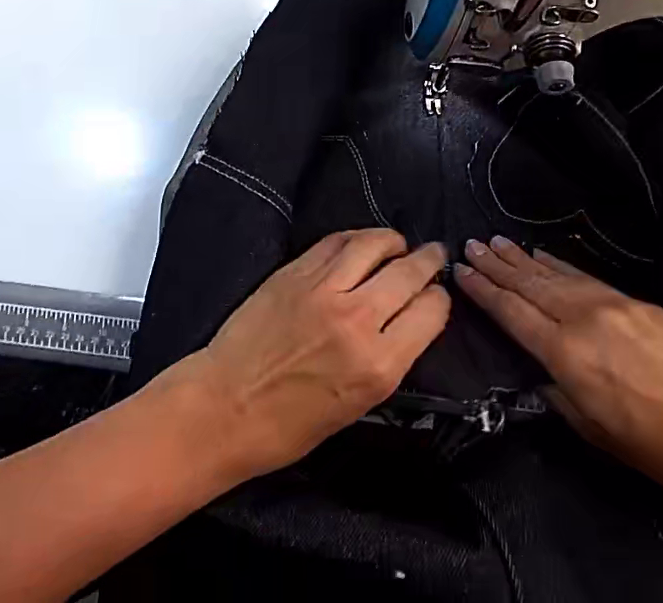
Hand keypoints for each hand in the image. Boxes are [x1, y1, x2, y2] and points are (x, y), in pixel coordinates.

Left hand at [172, 229, 450, 480]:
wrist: (223, 409)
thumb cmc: (291, 424)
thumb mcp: (360, 404)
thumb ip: (393, 356)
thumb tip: (413, 317)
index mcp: (379, 364)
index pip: (432, 310)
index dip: (439, 299)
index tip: (434, 297)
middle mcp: (358, 320)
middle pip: (411, 271)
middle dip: (429, 260)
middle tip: (434, 255)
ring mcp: (324, 290)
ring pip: (376, 244)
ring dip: (396, 242)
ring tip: (399, 246)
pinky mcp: (296, 272)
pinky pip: (339, 240)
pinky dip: (359, 238)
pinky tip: (363, 245)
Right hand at [454, 237, 662, 478]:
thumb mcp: (597, 435)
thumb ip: (559, 393)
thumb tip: (541, 370)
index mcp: (570, 357)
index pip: (513, 314)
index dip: (484, 291)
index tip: (461, 272)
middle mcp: (588, 320)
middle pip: (531, 285)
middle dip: (497, 265)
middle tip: (470, 245)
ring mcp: (616, 305)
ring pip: (556, 276)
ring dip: (523, 259)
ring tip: (497, 243)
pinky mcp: (640, 302)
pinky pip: (585, 277)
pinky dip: (559, 265)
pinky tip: (544, 257)